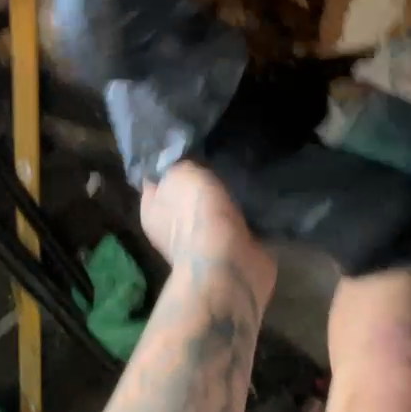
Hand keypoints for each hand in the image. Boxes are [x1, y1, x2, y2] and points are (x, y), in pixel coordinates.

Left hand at [140, 162, 274, 297]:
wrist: (228, 263)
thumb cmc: (195, 215)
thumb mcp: (180, 173)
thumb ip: (179, 164)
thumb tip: (183, 162)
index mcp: (151, 211)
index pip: (155, 180)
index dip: (170, 163)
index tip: (190, 147)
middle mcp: (173, 228)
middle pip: (187, 195)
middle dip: (203, 181)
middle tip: (221, 158)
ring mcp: (203, 243)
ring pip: (215, 210)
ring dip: (229, 197)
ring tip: (245, 174)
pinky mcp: (233, 251)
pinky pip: (240, 224)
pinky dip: (249, 214)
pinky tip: (259, 196)